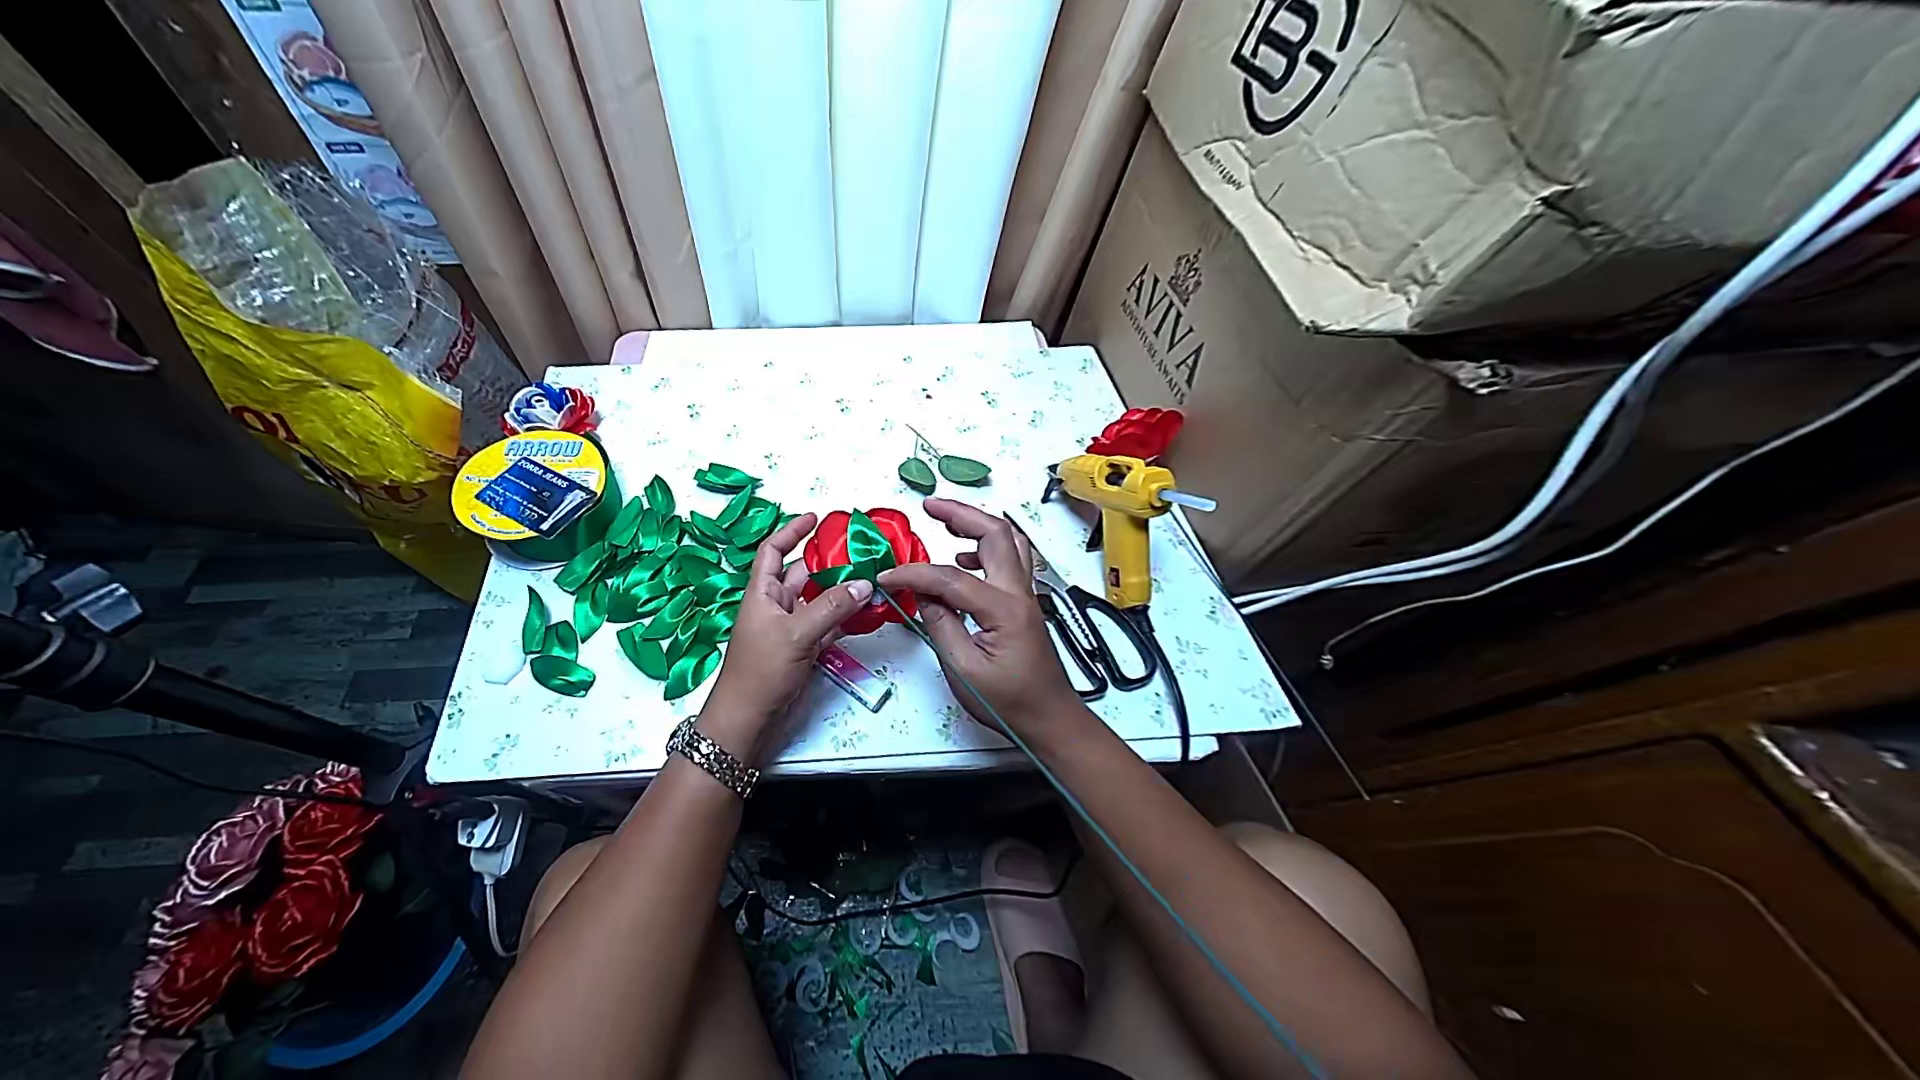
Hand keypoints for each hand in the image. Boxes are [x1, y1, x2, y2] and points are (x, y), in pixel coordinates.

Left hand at [702, 512, 874, 765]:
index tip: (814, 518)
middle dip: (828, 563)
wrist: (749, 719)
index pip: (773, 551)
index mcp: (762, 593)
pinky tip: (865, 613)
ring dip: (841, 592)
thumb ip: (831, 607)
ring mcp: (790, 628)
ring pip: (819, 600)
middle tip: (858, 552)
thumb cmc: (760, 672)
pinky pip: (827, 624)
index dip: (791, 532)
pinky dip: (845, 618)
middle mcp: (776, 606)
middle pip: (802, 574)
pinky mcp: (803, 648)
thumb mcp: (796, 634)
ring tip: (870, 579)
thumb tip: (863, 584)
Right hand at [876, 499, 1083, 738]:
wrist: (1049, 718)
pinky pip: (1008, 561)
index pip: (951, 578)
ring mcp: (1025, 596)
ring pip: (1007, 542)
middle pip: (995, 534)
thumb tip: (922, 595)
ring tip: (946, 521)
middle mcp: (1020, 594)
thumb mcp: (963, 670)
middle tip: (931, 506)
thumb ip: (940, 625)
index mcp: (1004, 610)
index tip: (890, 576)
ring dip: (977, 525)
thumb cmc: (1011, 703)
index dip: (915, 574)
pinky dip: (985, 549)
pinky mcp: (1023, 604)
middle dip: (961, 514)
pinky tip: (963, 560)